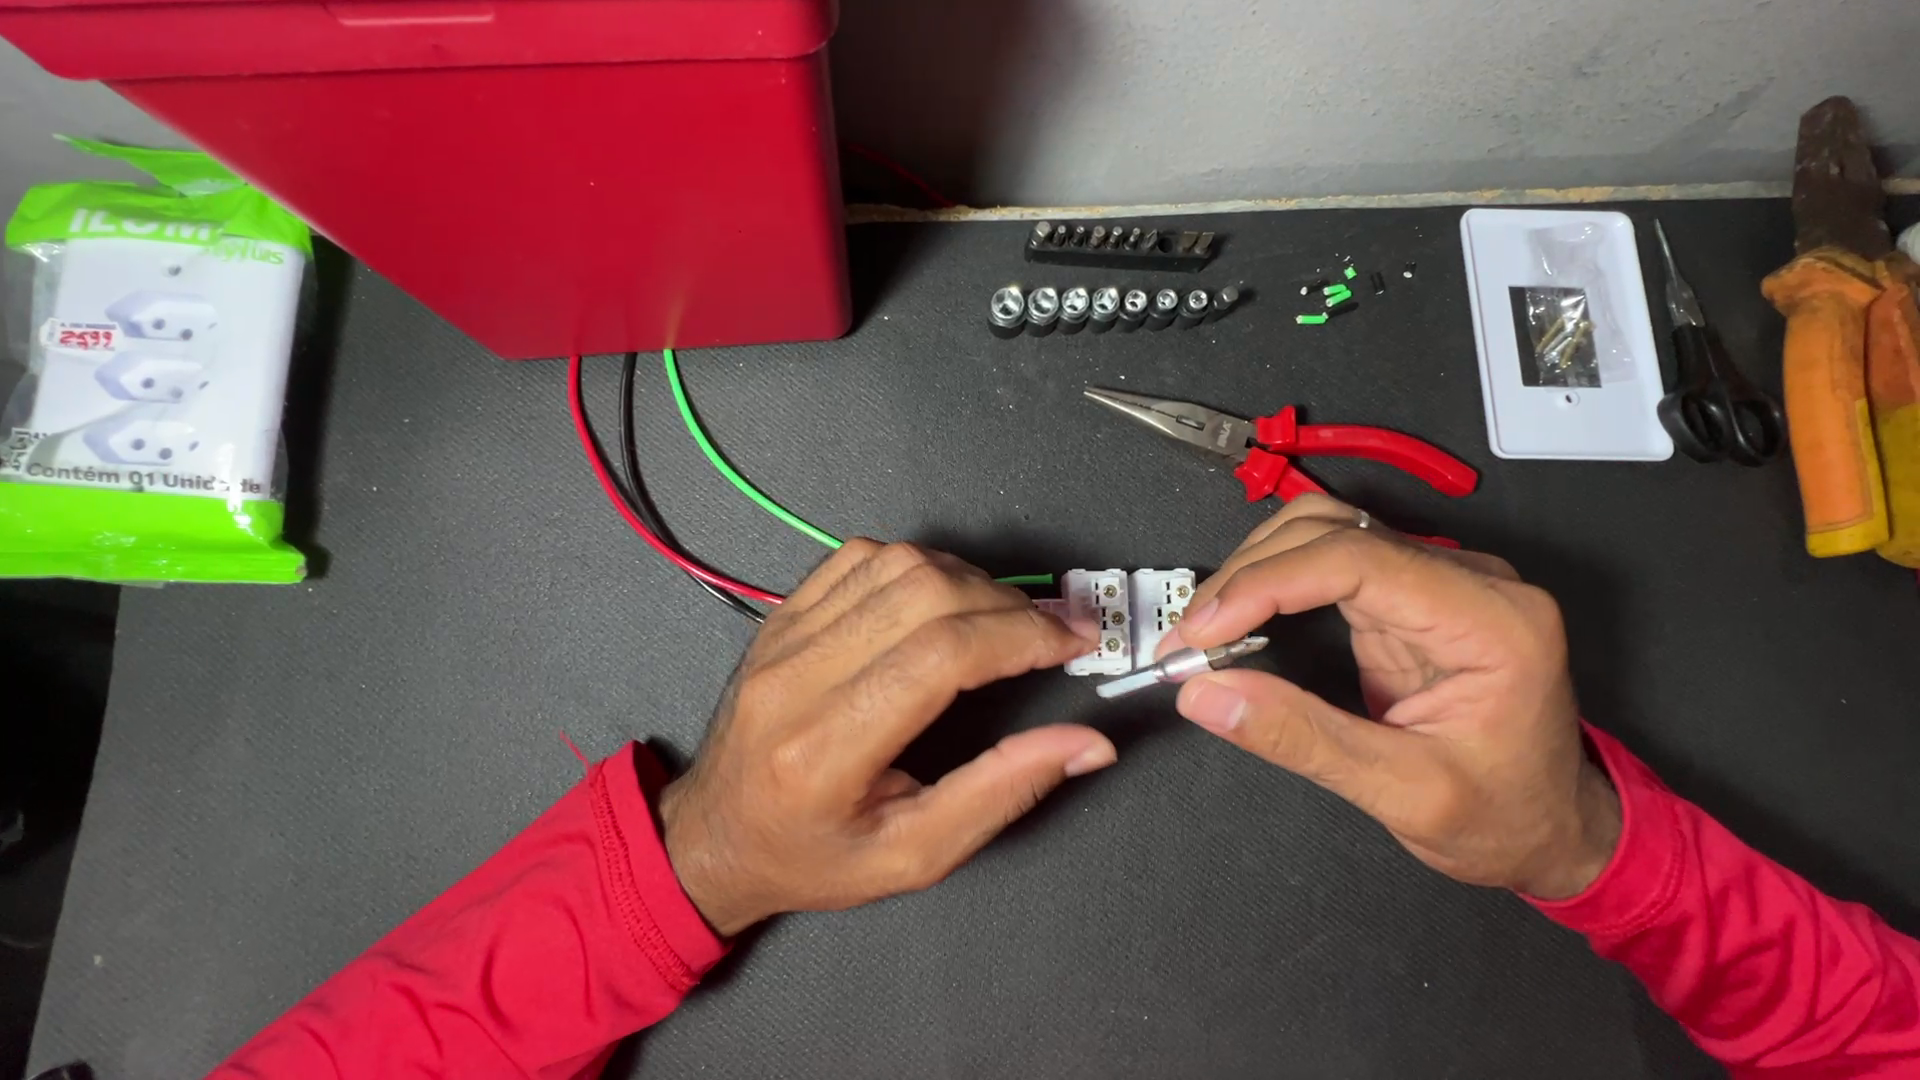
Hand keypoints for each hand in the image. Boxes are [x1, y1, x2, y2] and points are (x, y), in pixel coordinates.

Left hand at [658, 541, 1115, 935]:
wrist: (715, 837)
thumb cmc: (815, 858)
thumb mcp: (914, 855)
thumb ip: (1002, 792)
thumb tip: (1088, 743)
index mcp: (826, 751)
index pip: (939, 656)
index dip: (1020, 637)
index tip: (1072, 642)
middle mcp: (796, 677)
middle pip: (921, 594)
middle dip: (1007, 603)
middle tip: (1052, 630)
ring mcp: (782, 635)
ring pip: (893, 563)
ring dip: (967, 578)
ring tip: (1003, 616)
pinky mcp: (780, 614)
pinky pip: (859, 557)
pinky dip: (917, 564)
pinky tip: (943, 597)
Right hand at [1161, 495, 1620, 899]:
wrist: (1553, 828)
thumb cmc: (1503, 819)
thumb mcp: (1405, 794)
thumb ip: (1301, 739)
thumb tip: (1203, 695)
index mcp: (1489, 620)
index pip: (1356, 559)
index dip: (1265, 584)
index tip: (1202, 633)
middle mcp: (1465, 580)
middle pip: (1329, 530)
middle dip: (1244, 577)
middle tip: (1188, 640)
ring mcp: (1432, 580)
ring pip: (1317, 530)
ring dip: (1249, 571)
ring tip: (1203, 629)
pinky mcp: (1402, 594)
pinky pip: (1320, 560)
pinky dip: (1266, 582)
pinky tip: (1236, 618)